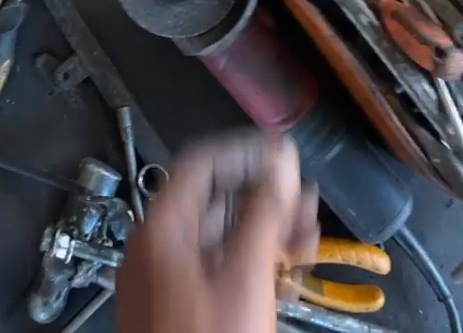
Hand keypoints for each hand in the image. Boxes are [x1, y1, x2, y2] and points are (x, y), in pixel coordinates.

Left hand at [115, 131, 319, 332]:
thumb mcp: (245, 274)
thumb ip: (266, 211)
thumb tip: (282, 161)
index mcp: (161, 228)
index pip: (202, 162)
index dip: (245, 152)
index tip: (283, 156)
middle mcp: (156, 246)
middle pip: (214, 201)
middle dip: (264, 198)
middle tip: (304, 202)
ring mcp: (165, 280)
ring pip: (220, 237)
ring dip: (265, 231)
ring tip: (305, 237)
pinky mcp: (177, 309)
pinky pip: (215, 270)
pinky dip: (249, 263)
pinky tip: (285, 272)